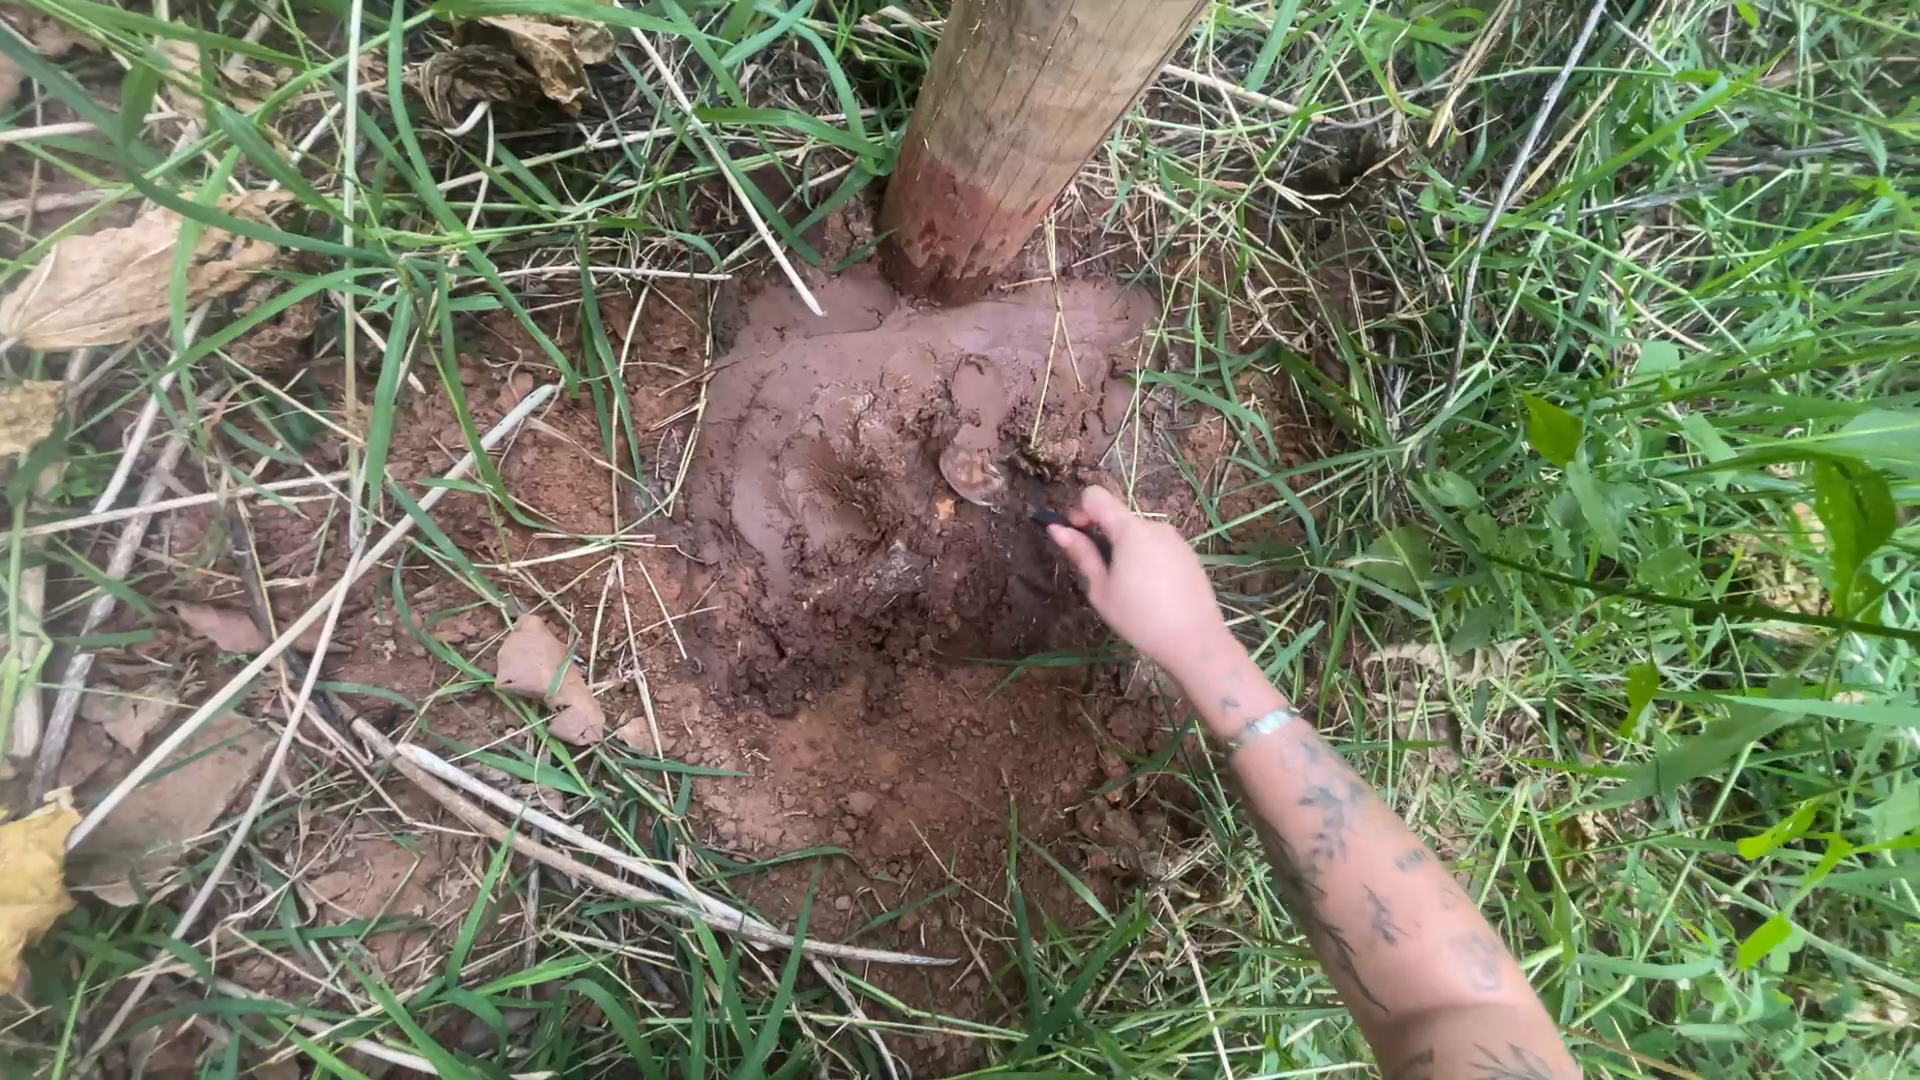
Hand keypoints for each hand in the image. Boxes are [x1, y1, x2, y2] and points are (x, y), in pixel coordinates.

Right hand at [1047, 486, 1233, 677]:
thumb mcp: (1101, 589)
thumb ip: (1081, 554)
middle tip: (1100, 575)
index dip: (1079, 511)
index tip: (1076, 537)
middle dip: (1102, 536)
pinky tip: (1151, 592)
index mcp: (1130, 530)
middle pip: (1118, 517)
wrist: (1195, 641)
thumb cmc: (1139, 617)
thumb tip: (1057, 529)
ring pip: (1138, 534)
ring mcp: (1175, 540)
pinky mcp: (1188, 555)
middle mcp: (1154, 526)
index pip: (1096, 496)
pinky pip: (1157, 546)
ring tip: (1127, 588)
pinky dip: (1145, 558)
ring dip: (1124, 549)